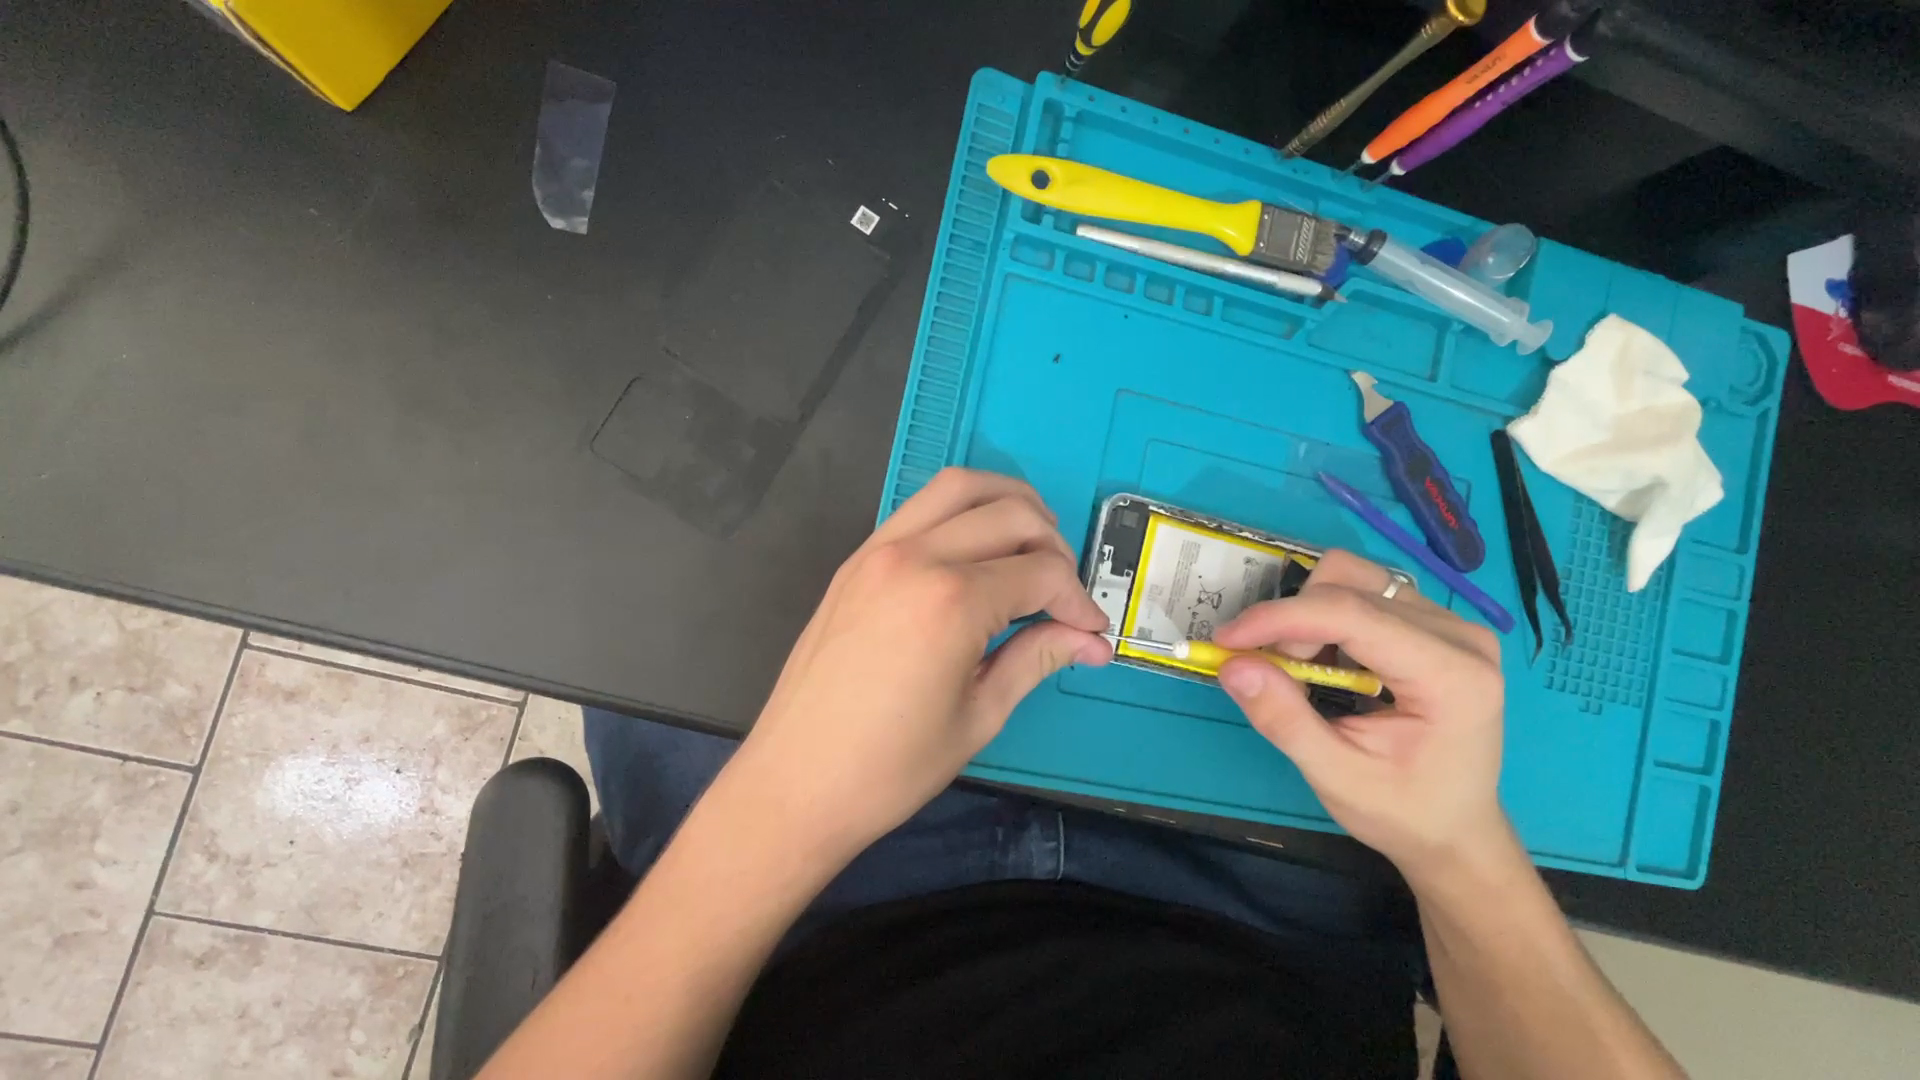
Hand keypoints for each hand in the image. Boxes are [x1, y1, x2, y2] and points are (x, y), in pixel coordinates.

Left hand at [725, 468, 1110, 858]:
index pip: (1041, 572)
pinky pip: (919, 509)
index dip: (1078, 600)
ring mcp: (879, 551)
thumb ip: (1037, 659)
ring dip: (1009, 504)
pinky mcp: (857, 560)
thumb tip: (1092, 641)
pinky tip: (975, 554)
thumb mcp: (979, 716)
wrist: (796, 781)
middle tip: (1064, 595)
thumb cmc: (891, 767)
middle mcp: (916, 557)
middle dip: (1055, 546)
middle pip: (1011, 514)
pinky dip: (961, 513)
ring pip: (960, 487)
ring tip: (1031, 548)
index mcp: (952, 601)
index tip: (1090, 632)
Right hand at [1211, 550, 1509, 879]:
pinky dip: (1326, 619)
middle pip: (1350, 584)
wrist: (1455, 832)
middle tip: (1277, 673)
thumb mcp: (1335, 776)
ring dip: (1308, 616)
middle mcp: (1458, 635)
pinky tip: (1328, 663)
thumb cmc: (1401, 811)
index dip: (1281, 618)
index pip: (1352, 615)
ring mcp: (1450, 624)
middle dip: (1294, 622)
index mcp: (1451, 675)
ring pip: (1354, 578)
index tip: (1225, 640)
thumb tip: (1231, 665)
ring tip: (1304, 669)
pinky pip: (1364, 593)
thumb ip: (1283, 718)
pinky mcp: (1435, 623)